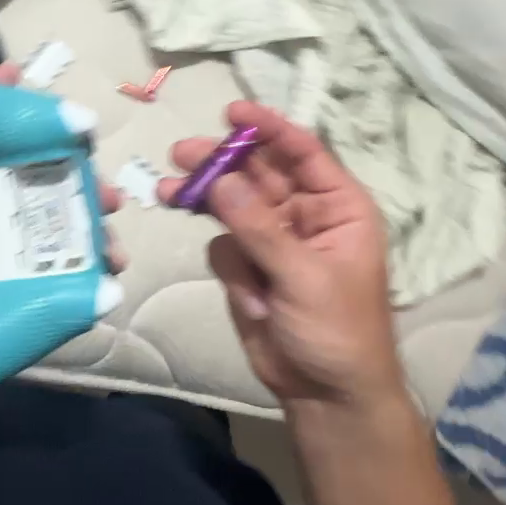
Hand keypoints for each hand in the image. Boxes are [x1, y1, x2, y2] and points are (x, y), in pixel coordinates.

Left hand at [0, 63, 126, 387]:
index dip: (1, 109)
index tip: (18, 74)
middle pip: (43, 178)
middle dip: (77, 170)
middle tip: (102, 188)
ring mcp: (20, 253)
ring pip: (65, 220)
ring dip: (94, 218)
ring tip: (110, 233)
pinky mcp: (36, 288)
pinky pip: (71, 269)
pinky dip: (96, 267)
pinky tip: (109, 273)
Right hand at [158, 101, 402, 409]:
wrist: (325, 393)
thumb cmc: (337, 331)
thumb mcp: (304, 277)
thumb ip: (259, 228)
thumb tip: (220, 180)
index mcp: (337, 208)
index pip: (302, 153)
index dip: (269, 128)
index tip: (232, 111)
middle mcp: (303, 215)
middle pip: (256, 172)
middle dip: (221, 162)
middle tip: (182, 153)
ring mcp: (272, 240)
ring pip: (230, 204)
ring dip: (204, 199)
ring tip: (168, 192)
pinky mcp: (247, 267)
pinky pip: (223, 244)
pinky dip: (225, 261)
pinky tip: (244, 294)